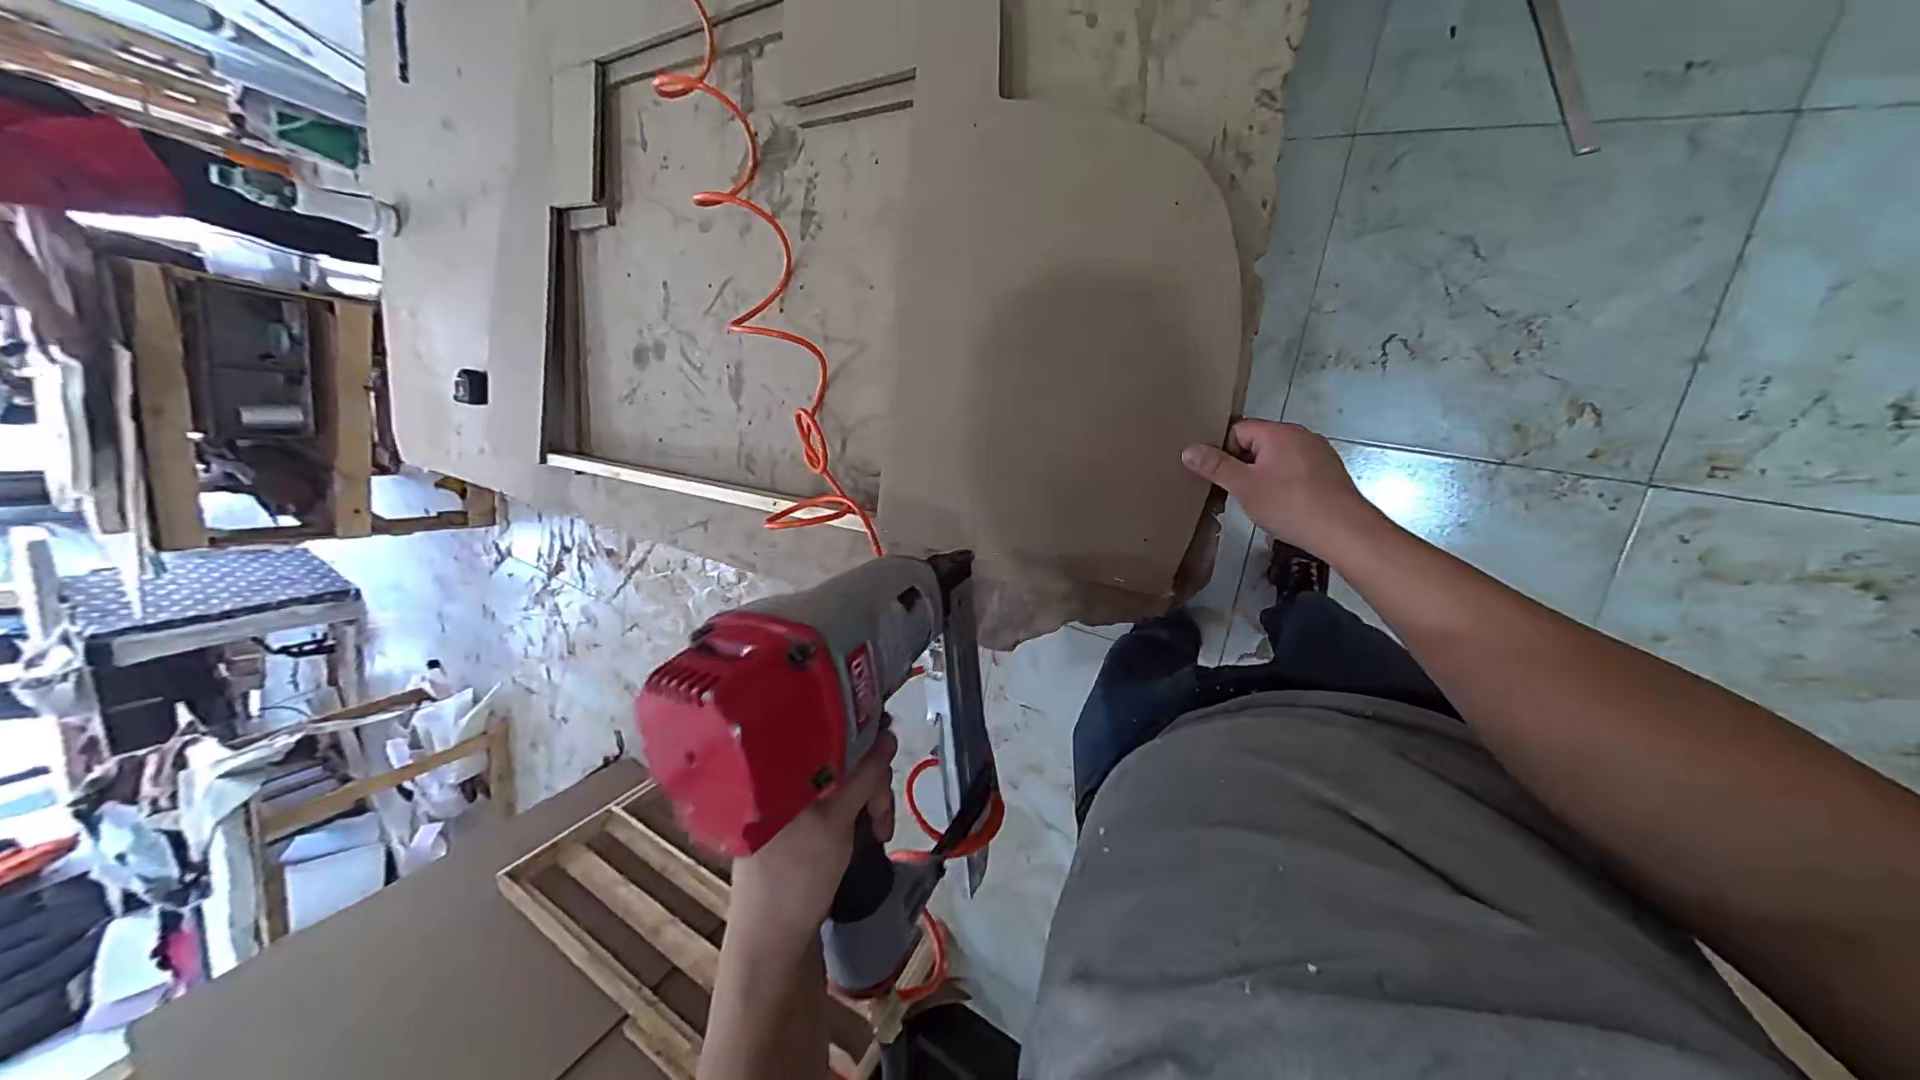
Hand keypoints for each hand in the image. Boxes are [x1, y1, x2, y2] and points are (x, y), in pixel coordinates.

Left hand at [728, 729, 897, 949]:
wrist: (773, 946)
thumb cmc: (797, 877)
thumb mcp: (836, 823)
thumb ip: (864, 777)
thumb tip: (888, 734)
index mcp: (778, 771)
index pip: (826, 732)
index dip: (861, 736)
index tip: (888, 747)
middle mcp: (783, 782)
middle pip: (841, 759)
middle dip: (871, 782)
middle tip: (881, 815)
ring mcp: (793, 807)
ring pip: (845, 783)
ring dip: (871, 801)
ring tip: (881, 830)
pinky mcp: (803, 828)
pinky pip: (839, 805)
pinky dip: (859, 813)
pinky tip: (872, 830)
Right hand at [1181, 420, 1384, 555]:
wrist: (1342, 530)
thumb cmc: (1288, 504)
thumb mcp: (1244, 487)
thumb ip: (1215, 466)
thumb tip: (1188, 450)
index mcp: (1278, 432)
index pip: (1238, 430)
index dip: (1225, 454)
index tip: (1224, 479)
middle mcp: (1301, 434)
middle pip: (1258, 443)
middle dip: (1245, 466)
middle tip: (1239, 493)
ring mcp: (1319, 452)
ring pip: (1278, 458)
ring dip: (1265, 476)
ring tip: (1262, 502)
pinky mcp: (1330, 471)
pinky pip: (1296, 470)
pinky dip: (1285, 483)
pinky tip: (1286, 506)